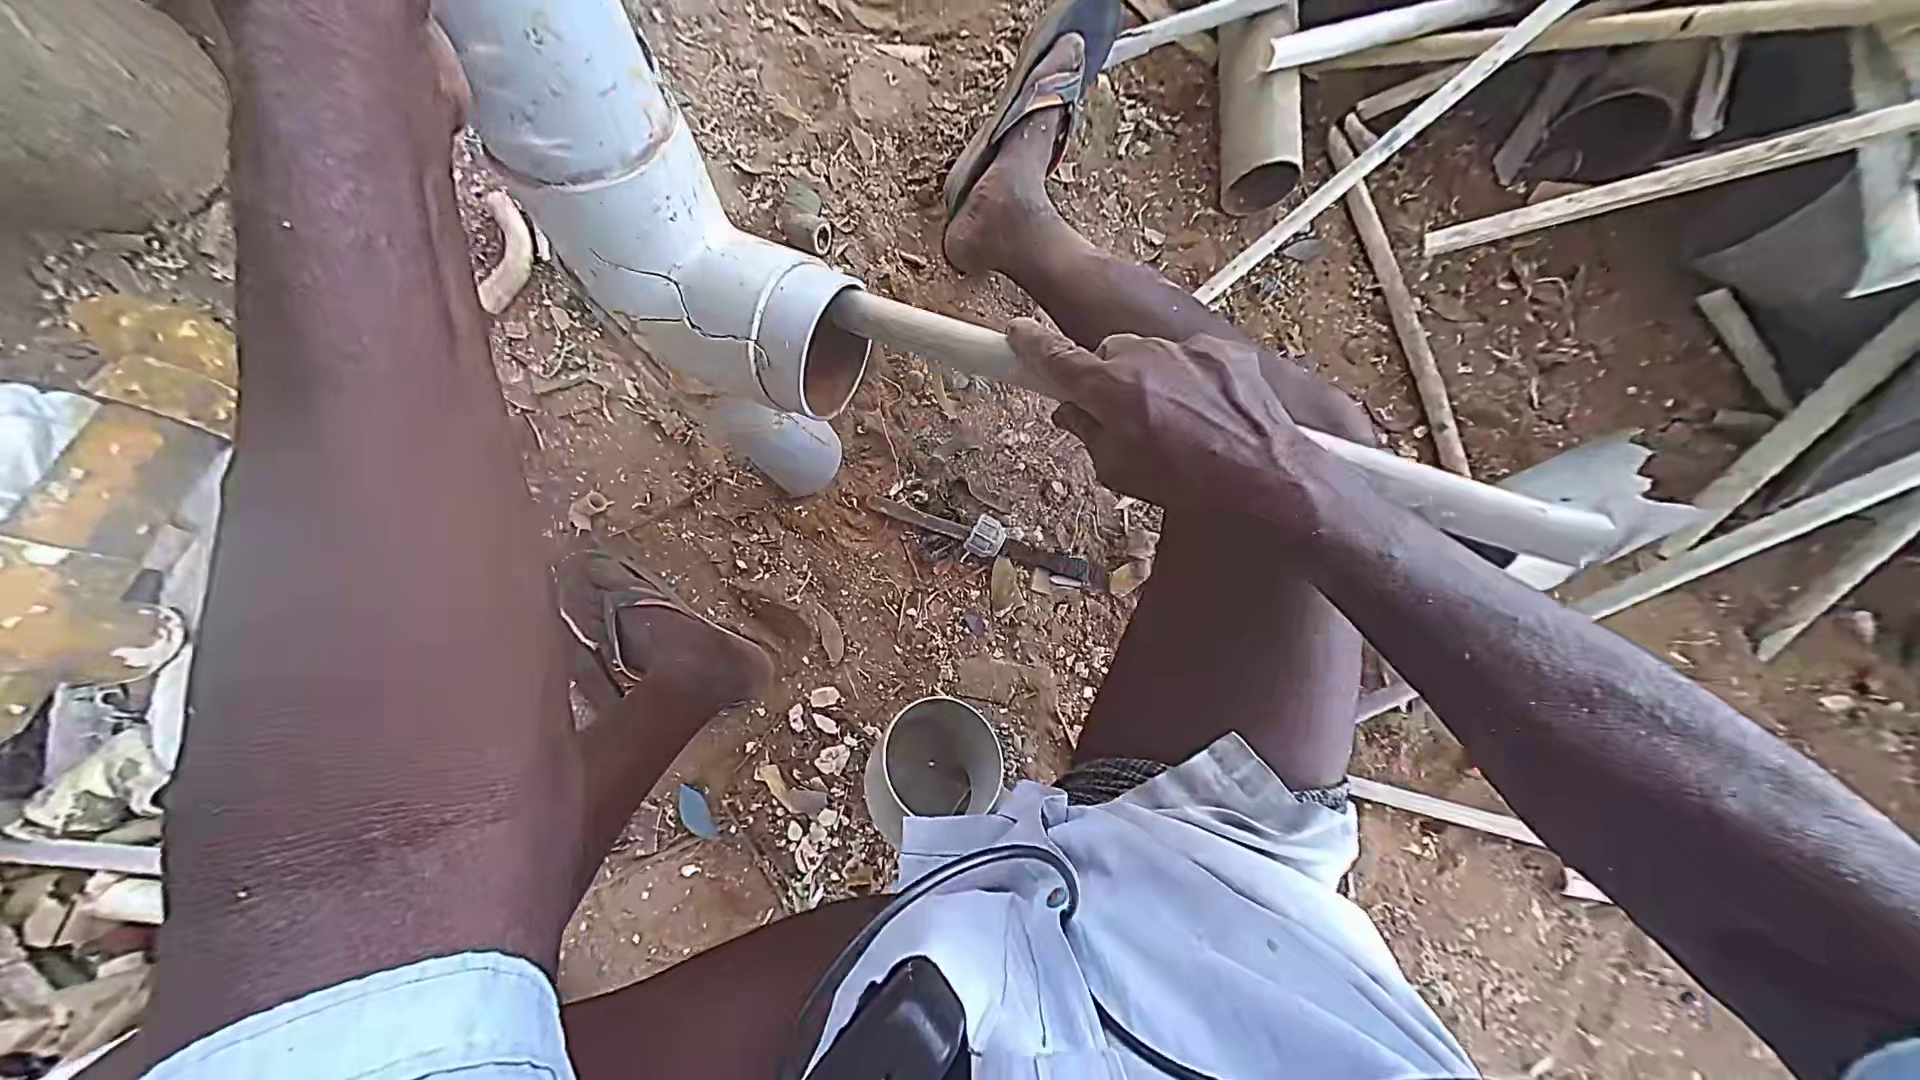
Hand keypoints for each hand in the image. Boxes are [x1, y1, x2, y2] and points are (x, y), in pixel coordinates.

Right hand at [1009, 318, 1331, 520]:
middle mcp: (1146, 358)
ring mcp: (1187, 350)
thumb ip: (1087, 433)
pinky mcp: (1222, 350)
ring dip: (1145, 375)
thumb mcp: (1118, 470)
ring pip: (1146, 351)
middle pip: (1105, 352)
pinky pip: (1186, 354)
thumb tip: (1069, 412)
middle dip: (1103, 376)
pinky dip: (1184, 374)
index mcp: (1111, 390)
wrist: (1266, 478)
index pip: (1057, 358)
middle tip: (1115, 410)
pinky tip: (1201, 408)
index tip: (1016, 332)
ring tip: (1168, 416)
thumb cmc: (1188, 484)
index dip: (1031, 345)